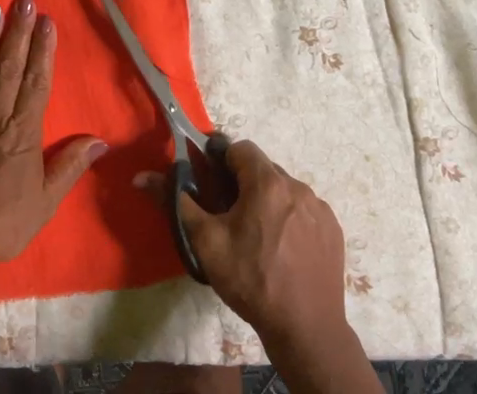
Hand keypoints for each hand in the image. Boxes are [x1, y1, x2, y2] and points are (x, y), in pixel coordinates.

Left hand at [0, 0, 107, 264]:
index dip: (43, 51)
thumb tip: (100, 141)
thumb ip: (70, 165)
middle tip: (23, 0)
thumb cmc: (5, 221)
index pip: (37, 82)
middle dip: (18, 33)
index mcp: (24, 132)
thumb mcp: (47, 199)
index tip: (47, 22)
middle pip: (9, 68)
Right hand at [174, 141, 348, 344]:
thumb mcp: (206, 242)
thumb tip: (142, 176)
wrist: (305, 328)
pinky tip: (282, 250)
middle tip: (229, 216)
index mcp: (268, 183)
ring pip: (285, 191)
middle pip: (263, 170)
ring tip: (256, 237)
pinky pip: (304, 211)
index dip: (222, 161)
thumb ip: (176, 202)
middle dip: (244, 184)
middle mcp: (298, 187)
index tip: (212, 185)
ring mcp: (320, 210)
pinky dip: (290, 219)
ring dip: (268, 202)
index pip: (241, 148)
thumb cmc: (251, 279)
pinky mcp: (334, 231)